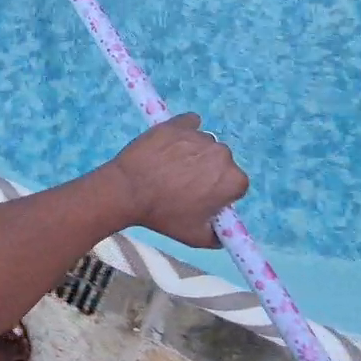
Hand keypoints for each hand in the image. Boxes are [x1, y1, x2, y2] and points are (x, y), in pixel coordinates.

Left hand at [104, 114, 248, 247]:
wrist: (126, 190)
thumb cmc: (162, 214)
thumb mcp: (196, 237)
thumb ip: (219, 236)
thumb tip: (224, 232)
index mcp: (233, 180)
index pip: (234, 185)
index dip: (217, 193)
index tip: (199, 198)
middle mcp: (222, 153)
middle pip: (219, 163)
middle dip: (205, 171)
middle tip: (180, 183)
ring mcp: (198, 136)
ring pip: (202, 144)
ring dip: (192, 152)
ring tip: (168, 166)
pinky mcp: (176, 124)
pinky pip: (188, 123)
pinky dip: (183, 130)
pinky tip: (171, 141)